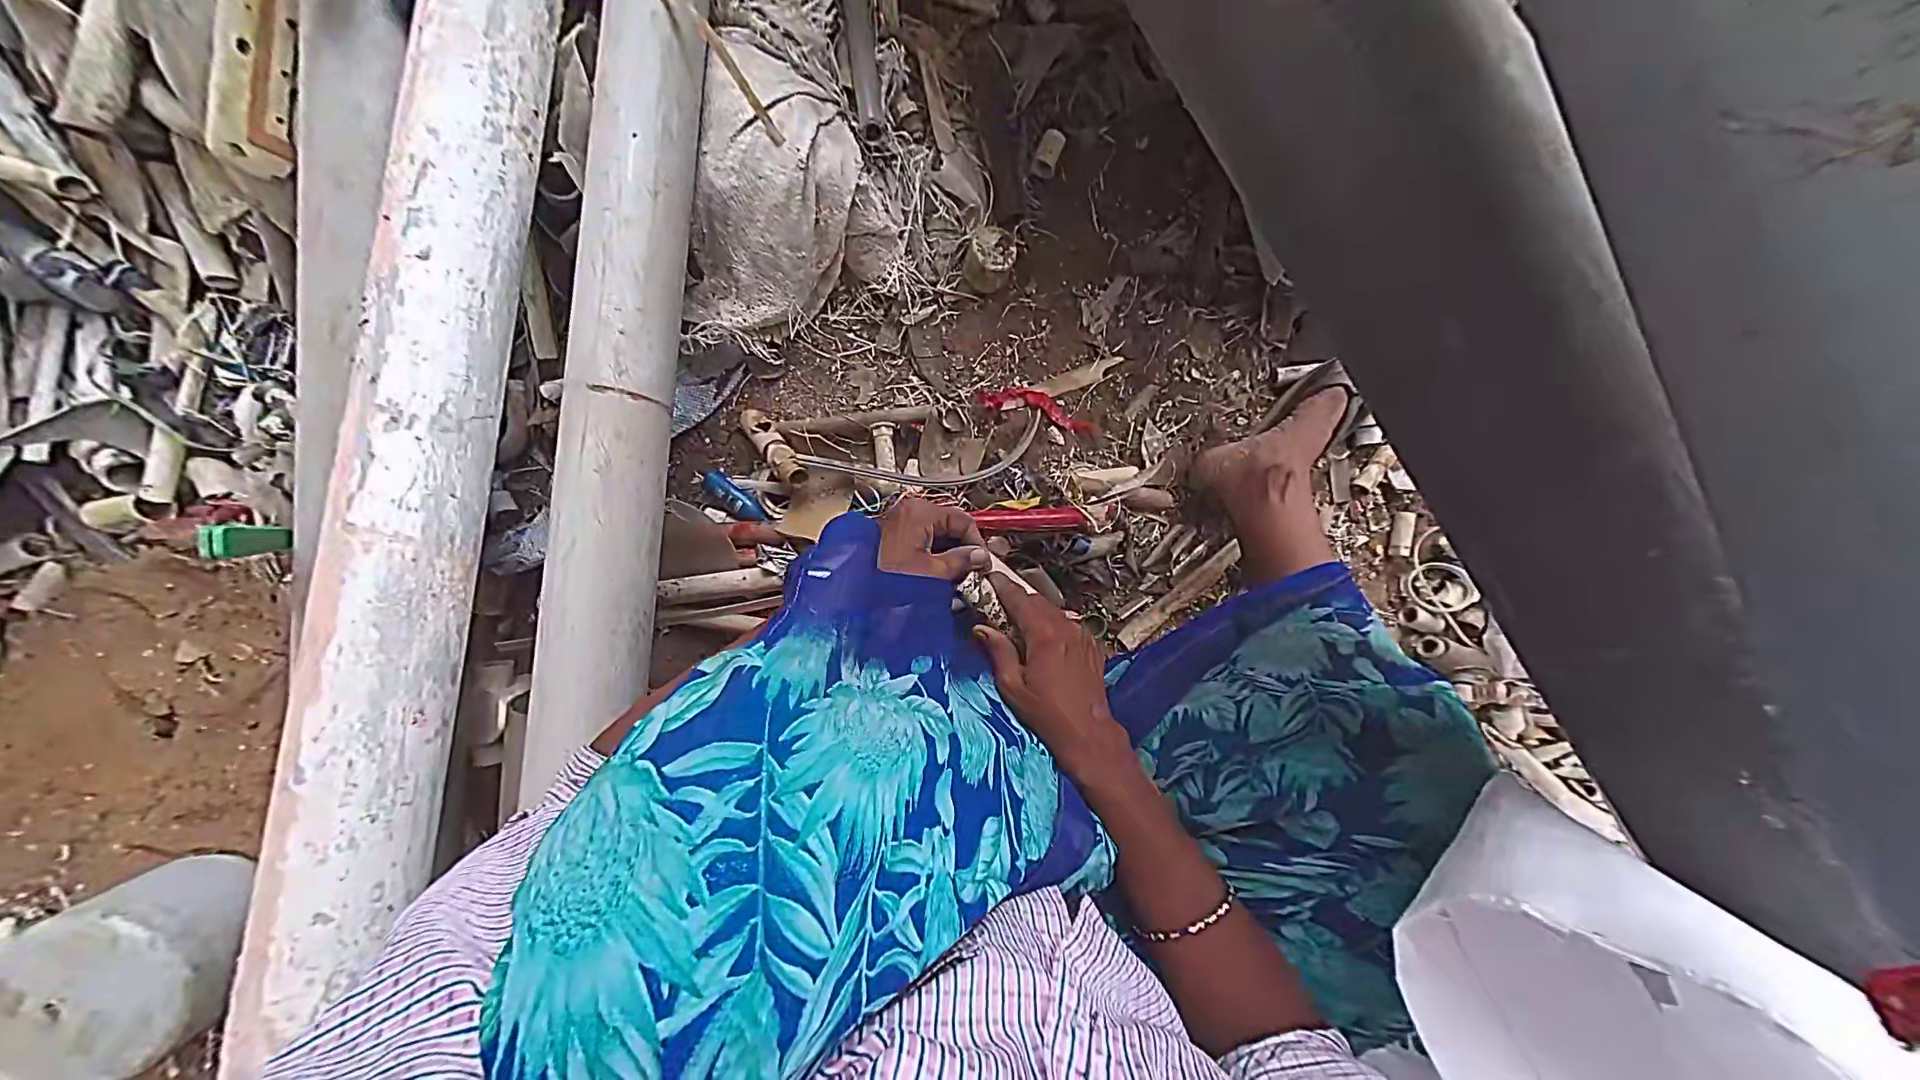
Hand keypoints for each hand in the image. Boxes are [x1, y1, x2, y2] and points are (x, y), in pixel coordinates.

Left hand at [876, 498, 989, 580]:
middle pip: (949, 525)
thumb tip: (978, 557)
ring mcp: (897, 523)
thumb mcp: (933, 572)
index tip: (982, 562)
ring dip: (946, 554)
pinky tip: (933, 576)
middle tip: (969, 571)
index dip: (977, 542)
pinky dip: (930, 556)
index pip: (964, 519)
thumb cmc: (884, 578)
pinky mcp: (889, 537)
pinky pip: (919, 541)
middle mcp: (908, 512)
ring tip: (951, 578)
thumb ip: (961, 561)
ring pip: (934, 534)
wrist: (852, 592)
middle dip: (961, 549)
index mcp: (920, 512)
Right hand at [972, 572, 1132, 779]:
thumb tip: (982, 628)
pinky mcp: (1090, 645)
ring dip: (1034, 610)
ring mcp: (1081, 634)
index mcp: (1044, 634)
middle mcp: (1065, 627)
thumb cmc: (1047, 713)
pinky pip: (1067, 623)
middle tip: (997, 603)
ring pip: (1053, 610)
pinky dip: (1052, 623)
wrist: (1089, 732)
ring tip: (1018, 622)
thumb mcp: (1013, 686)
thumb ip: (998, 652)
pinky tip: (1043, 639)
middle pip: (1036, 600)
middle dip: (1016, 598)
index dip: (1001, 585)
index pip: (1019, 598)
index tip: (988, 578)